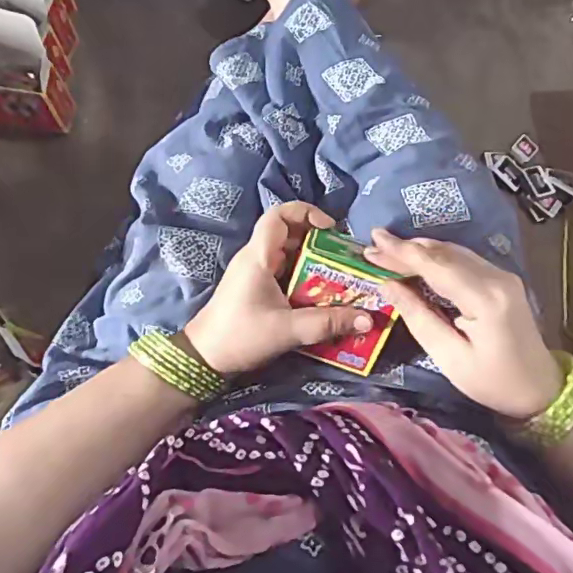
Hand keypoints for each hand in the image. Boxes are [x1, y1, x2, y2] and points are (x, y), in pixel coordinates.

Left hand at [184, 203, 373, 375]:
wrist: (204, 358)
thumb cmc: (240, 336)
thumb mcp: (287, 330)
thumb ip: (328, 323)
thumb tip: (368, 318)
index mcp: (257, 257)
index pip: (279, 215)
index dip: (306, 213)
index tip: (330, 230)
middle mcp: (255, 258)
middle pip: (289, 234)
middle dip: (318, 242)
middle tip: (343, 258)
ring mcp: (254, 274)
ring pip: (288, 255)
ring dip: (313, 262)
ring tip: (339, 277)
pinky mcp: (256, 289)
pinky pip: (284, 273)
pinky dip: (304, 278)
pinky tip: (321, 296)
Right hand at [363, 229, 562, 419]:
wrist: (540, 389)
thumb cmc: (492, 382)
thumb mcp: (449, 356)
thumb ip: (418, 316)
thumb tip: (388, 285)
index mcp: (484, 299)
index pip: (436, 265)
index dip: (401, 252)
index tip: (373, 242)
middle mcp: (496, 278)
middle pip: (444, 254)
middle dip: (406, 248)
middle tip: (373, 245)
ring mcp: (502, 276)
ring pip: (454, 252)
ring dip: (420, 250)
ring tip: (388, 249)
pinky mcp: (502, 280)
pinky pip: (463, 260)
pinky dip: (437, 257)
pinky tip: (417, 258)